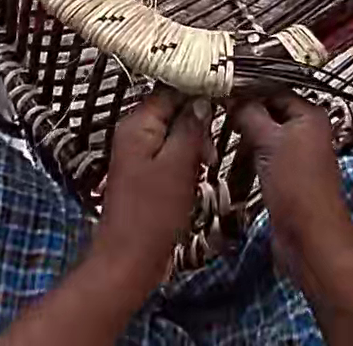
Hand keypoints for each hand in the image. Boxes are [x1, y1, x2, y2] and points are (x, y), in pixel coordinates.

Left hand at [91, 89, 213, 291]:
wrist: (127, 264)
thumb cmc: (153, 213)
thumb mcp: (178, 164)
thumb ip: (190, 126)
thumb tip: (203, 99)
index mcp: (138, 122)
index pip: (171, 88)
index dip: (199, 90)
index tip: (225, 96)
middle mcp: (135, 130)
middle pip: (174, 108)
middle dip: (198, 122)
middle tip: (212, 147)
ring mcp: (139, 151)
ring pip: (175, 130)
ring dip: (194, 143)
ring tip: (206, 164)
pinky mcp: (145, 170)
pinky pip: (171, 150)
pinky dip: (186, 158)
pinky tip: (196, 175)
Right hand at [230, 93, 352, 268]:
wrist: (311, 240)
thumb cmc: (294, 184)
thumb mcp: (269, 142)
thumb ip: (249, 114)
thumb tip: (231, 94)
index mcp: (310, 113)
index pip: (275, 89)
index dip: (249, 89)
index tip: (221, 88)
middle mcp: (307, 129)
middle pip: (271, 111)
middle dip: (245, 112)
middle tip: (215, 109)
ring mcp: (298, 152)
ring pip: (266, 134)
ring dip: (246, 135)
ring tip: (218, 132)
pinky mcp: (288, 175)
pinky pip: (266, 154)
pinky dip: (251, 154)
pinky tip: (232, 156)